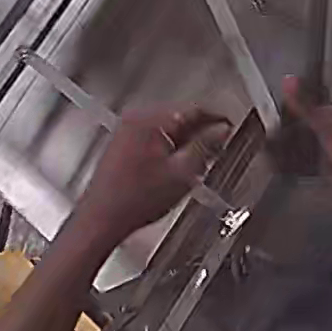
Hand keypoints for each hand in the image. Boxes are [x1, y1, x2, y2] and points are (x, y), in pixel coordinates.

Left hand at [71, 106, 230, 245]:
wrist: (100, 222)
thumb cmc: (132, 201)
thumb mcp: (182, 173)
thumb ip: (206, 146)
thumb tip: (222, 131)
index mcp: (151, 119)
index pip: (194, 108)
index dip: (217, 119)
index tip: (230, 127)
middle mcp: (136, 119)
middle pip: (181, 117)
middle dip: (201, 133)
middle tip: (217, 148)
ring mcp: (127, 130)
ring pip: (168, 128)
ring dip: (185, 142)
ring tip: (196, 164)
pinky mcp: (122, 144)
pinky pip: (154, 137)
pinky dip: (168, 148)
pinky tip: (174, 168)